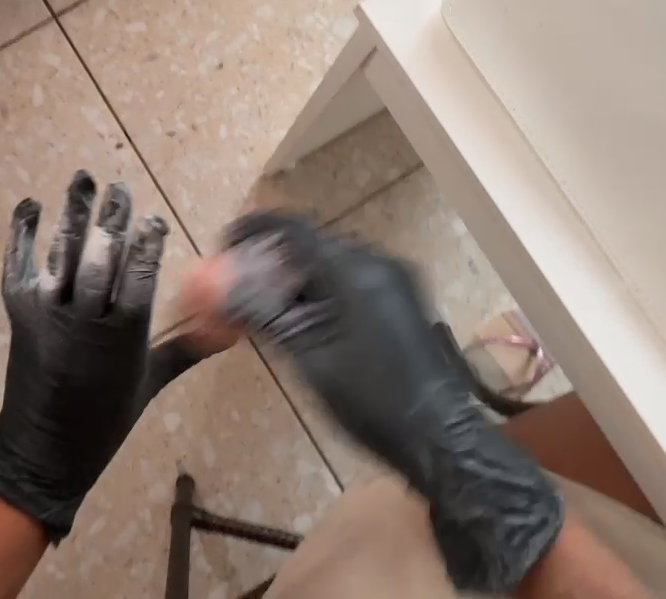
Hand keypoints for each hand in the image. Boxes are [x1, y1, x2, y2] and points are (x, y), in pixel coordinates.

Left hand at [0, 172, 205, 540]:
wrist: (42, 451)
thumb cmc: (105, 417)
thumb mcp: (151, 381)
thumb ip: (188, 347)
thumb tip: (232, 330)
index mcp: (123, 334)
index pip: (139, 277)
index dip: (147, 245)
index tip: (153, 219)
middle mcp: (85, 318)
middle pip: (101, 257)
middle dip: (111, 219)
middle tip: (120, 188)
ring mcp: (47, 312)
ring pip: (63, 254)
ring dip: (73, 214)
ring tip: (83, 178)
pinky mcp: (18, 312)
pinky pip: (18, 266)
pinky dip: (21, 235)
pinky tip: (31, 205)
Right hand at [220, 211, 564, 592]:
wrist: (442, 437)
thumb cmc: (371, 401)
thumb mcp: (309, 359)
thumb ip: (266, 316)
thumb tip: (223, 292)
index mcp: (353, 271)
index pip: (294, 228)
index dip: (255, 228)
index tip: (226, 241)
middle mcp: (377, 262)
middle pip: (312, 241)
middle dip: (273, 256)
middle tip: (242, 278)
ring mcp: (395, 277)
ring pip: (332, 259)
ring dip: (296, 273)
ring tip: (267, 303)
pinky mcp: (403, 295)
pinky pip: (353, 275)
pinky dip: (322, 285)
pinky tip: (304, 315)